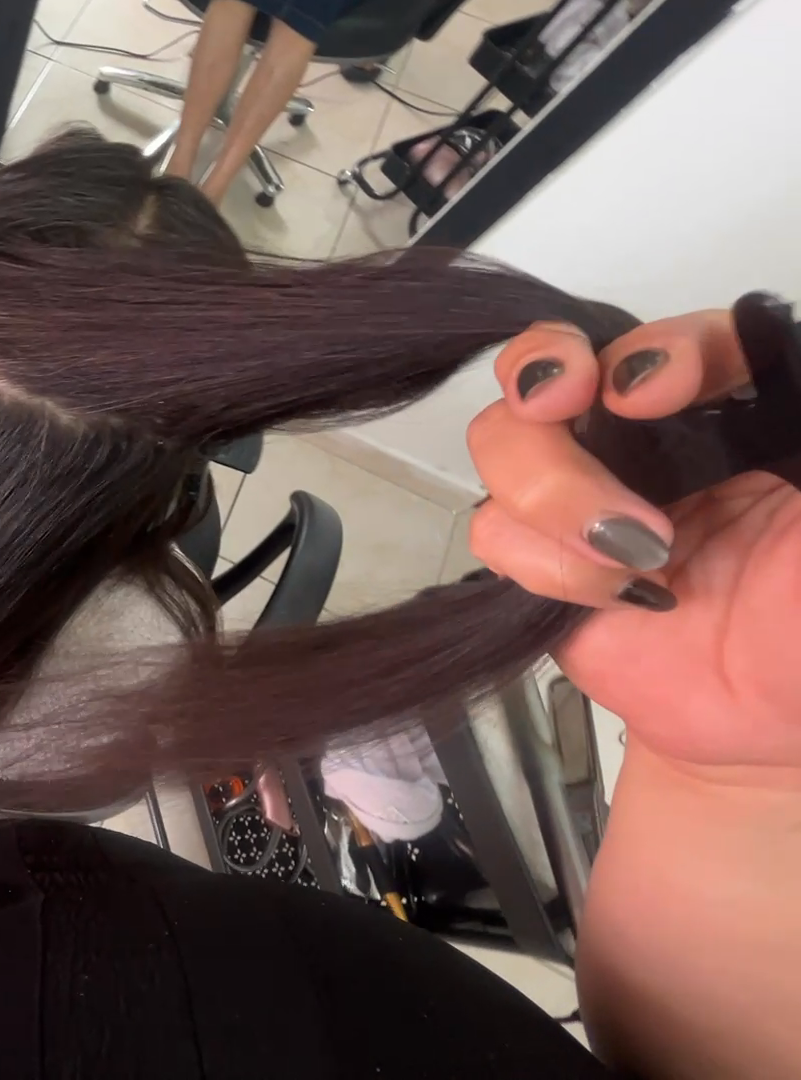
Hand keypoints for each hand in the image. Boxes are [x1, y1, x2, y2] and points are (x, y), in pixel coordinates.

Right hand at [467, 313, 800, 773]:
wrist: (780, 727)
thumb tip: (761, 338)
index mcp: (739, 416)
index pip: (668, 343)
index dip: (642, 349)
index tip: (652, 394)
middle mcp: (648, 444)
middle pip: (545, 380)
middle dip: (564, 412)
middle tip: (565, 433)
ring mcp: (581, 498)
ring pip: (500, 448)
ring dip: (553, 500)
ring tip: (636, 562)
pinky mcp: (536, 557)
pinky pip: (493, 532)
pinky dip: (546, 565)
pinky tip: (613, 597)